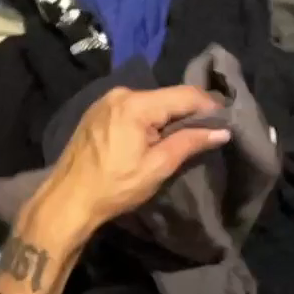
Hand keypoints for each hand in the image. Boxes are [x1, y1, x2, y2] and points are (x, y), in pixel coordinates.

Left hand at [25, 85, 229, 242]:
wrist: (67, 199)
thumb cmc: (114, 186)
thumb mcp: (157, 167)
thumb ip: (190, 143)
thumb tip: (222, 130)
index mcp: (135, 104)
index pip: (185, 95)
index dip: (209, 107)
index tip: (226, 122)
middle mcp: (120, 94)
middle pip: (166, 96)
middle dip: (188, 112)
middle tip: (208, 132)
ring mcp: (105, 101)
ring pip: (150, 102)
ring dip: (167, 117)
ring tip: (184, 137)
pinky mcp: (97, 112)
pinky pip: (132, 108)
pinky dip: (148, 119)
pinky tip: (154, 137)